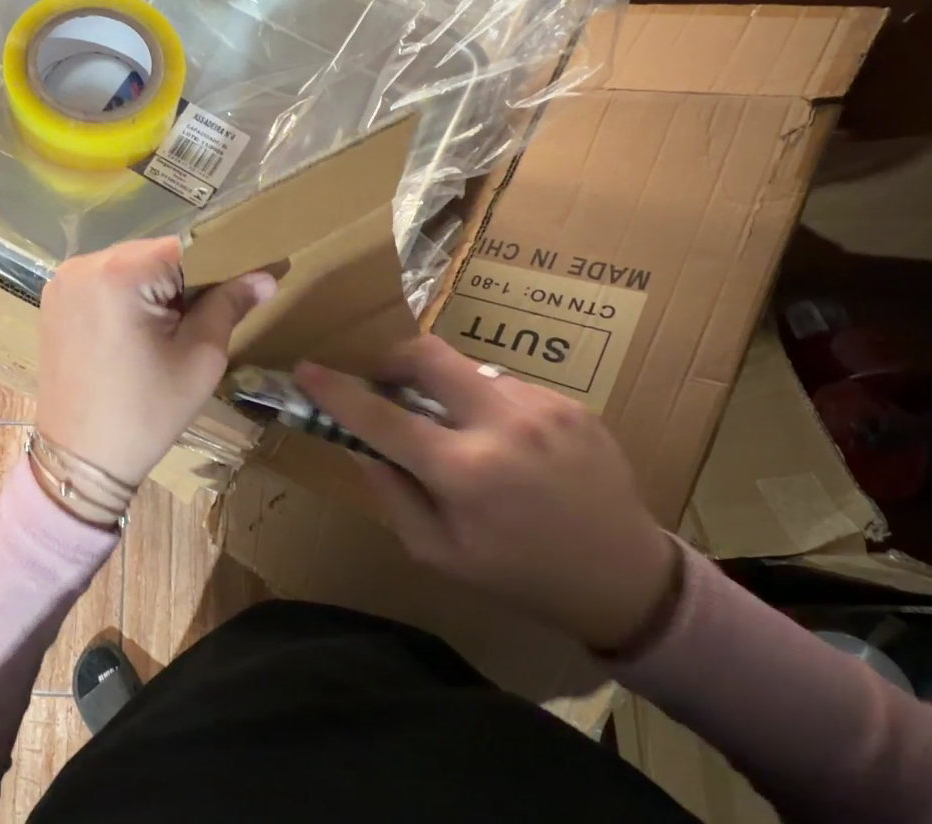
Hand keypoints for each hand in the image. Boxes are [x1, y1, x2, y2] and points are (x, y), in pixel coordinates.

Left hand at [37, 237, 275, 489]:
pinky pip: (104, 282)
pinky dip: (126, 297)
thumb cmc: (146, 412)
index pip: (185, 247)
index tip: (236, 293)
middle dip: (181, 281)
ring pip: (129, 267)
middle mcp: (84, 265)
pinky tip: (135, 335)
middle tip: (198, 322)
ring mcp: (63, 281)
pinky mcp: (54, 300)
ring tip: (167, 333)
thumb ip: (230, 305)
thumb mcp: (200, 358)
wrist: (80, 459)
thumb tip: (265, 276)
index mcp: (119, 273)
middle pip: (154, 254)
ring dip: (154, 289)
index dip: (216, 267)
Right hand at [295, 336, 676, 651]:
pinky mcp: (571, 403)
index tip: (306, 369)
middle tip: (383, 383)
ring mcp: (543, 406)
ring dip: (445, 391)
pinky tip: (504, 443)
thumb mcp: (440, 553)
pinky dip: (486, 405)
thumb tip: (361, 445)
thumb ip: (393, 494)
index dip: (335, 391)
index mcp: (465, 472)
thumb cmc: (520, 575)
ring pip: (467, 370)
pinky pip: (507, 386)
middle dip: (391, 359)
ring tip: (458, 433)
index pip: (381, 415)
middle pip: (427, 355)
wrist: (624, 577)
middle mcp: (503, 425)